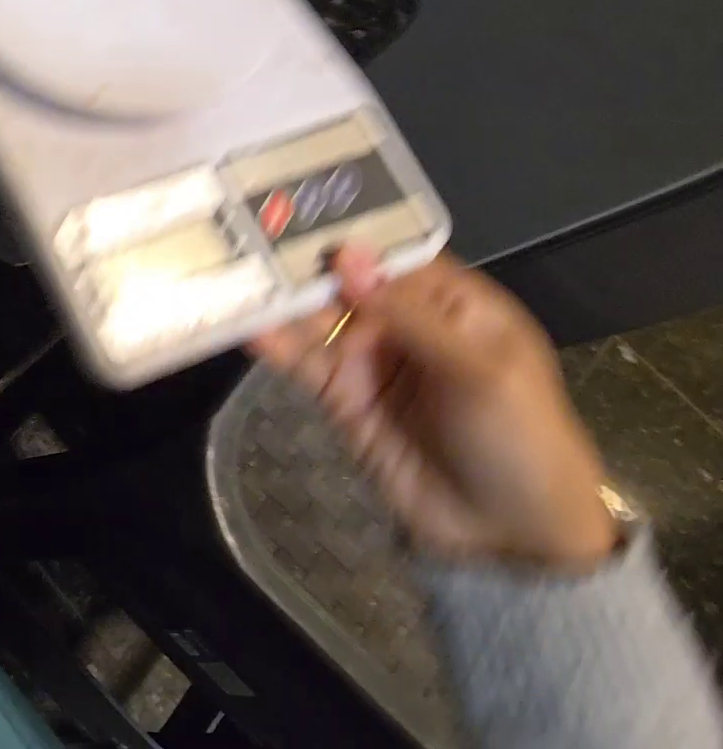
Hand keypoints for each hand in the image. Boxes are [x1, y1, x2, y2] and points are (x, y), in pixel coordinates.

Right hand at [250, 245, 617, 571]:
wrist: (505, 535)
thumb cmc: (519, 441)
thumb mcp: (478, 372)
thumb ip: (408, 314)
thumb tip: (348, 255)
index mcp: (454, 305)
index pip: (391, 256)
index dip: (346, 236)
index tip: (293, 213)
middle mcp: (402, 322)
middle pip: (339, 283)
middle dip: (296, 265)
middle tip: (242, 239)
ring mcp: (365, 358)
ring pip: (310, 318)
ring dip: (273, 301)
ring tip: (229, 276)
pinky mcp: (335, 392)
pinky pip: (297, 359)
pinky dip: (268, 343)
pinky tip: (240, 325)